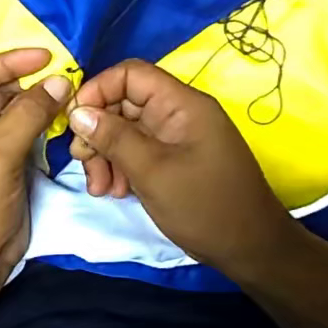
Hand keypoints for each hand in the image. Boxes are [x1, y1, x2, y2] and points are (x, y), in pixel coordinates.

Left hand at [0, 48, 70, 292]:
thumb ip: (29, 113)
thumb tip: (60, 79)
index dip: (10, 61)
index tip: (47, 54)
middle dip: (28, 82)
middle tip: (66, 75)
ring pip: (12, 110)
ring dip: (38, 102)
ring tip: (69, 93)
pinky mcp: (2, 161)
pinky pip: (22, 131)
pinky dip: (41, 123)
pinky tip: (62, 115)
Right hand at [67, 60, 300, 278]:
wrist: (252, 251)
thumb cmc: (206, 207)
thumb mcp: (153, 172)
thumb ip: (113, 138)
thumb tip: (77, 112)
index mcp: (181, 104)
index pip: (130, 75)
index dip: (98, 90)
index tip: (76, 121)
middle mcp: (176, 114)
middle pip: (122, 104)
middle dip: (97, 132)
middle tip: (83, 162)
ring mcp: (173, 138)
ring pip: (122, 130)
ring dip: (103, 155)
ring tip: (100, 187)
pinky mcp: (169, 159)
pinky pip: (133, 151)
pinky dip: (117, 167)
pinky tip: (114, 191)